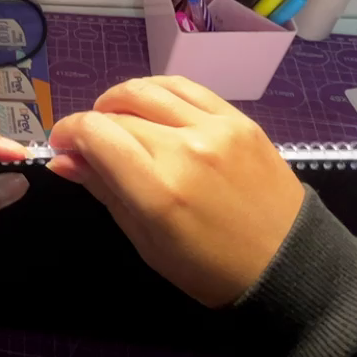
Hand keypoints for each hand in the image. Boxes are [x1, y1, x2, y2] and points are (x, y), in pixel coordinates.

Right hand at [47, 76, 303, 307]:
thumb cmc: (211, 269)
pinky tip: (146, 104)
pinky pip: (182, 87)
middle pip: (115, 115)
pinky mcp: (237, 119)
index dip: (67, 133)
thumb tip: (62, 158)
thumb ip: (103, 190)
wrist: (294, 270)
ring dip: (116, 101)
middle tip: (88, 145)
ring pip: (143, 91)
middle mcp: (184, 150)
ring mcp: (214, 129)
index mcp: (159, 191)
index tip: (62, 146)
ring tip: (114, 119)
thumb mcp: (147, 242)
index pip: (94, 133)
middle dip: (91, 126)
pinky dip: (153, 90)